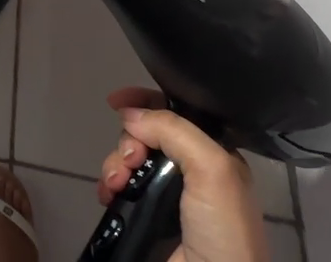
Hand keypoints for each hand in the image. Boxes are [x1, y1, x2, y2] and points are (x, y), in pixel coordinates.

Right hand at [98, 89, 268, 261]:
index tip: (116, 101)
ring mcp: (166, 196)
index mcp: (213, 155)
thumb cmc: (222, 229)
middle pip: (145, 135)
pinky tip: (107, 194)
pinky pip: (120, 188)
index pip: (175, 113)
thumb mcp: (212, 169)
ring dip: (114, 163)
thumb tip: (129, 114)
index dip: (145, 102)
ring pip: (129, 159)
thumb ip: (174, 130)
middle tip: (130, 161)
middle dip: (128, 140)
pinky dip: (108, 184)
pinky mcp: (146, 217)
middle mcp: (189, 171)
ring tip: (116, 184)